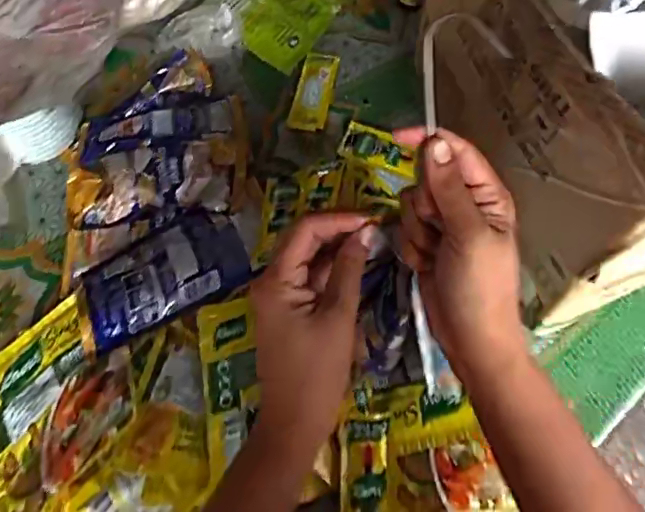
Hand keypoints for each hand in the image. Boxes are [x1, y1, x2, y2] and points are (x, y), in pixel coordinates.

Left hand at [249, 213, 373, 445]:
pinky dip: (334, 263)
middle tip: (374, 223)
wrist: (294, 427)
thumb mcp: (338, 316)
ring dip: (338, 242)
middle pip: (305, 236)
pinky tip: (359, 258)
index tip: (371, 217)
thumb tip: (365, 231)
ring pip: (309, 253)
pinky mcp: (290, 306)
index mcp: (275, 280)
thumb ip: (350, 269)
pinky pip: (311, 273)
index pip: (306, 229)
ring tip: (372, 235)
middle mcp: (271, 280)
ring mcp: (279, 293)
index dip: (339, 217)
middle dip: (339, 225)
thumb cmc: (316, 373)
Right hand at [393, 128, 526, 382]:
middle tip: (439, 230)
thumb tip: (435, 142)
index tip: (397, 137)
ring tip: (435, 254)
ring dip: (417, 229)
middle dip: (424, 203)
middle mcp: (467, 202)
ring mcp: (446, 223)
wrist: (472, 343)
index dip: (429, 140)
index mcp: (487, 193)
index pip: (456, 151)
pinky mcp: (428, 242)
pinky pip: (406, 227)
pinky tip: (427, 265)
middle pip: (428, 176)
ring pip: (412, 202)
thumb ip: (449, 188)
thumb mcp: (468, 234)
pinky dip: (411, 246)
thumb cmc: (481, 287)